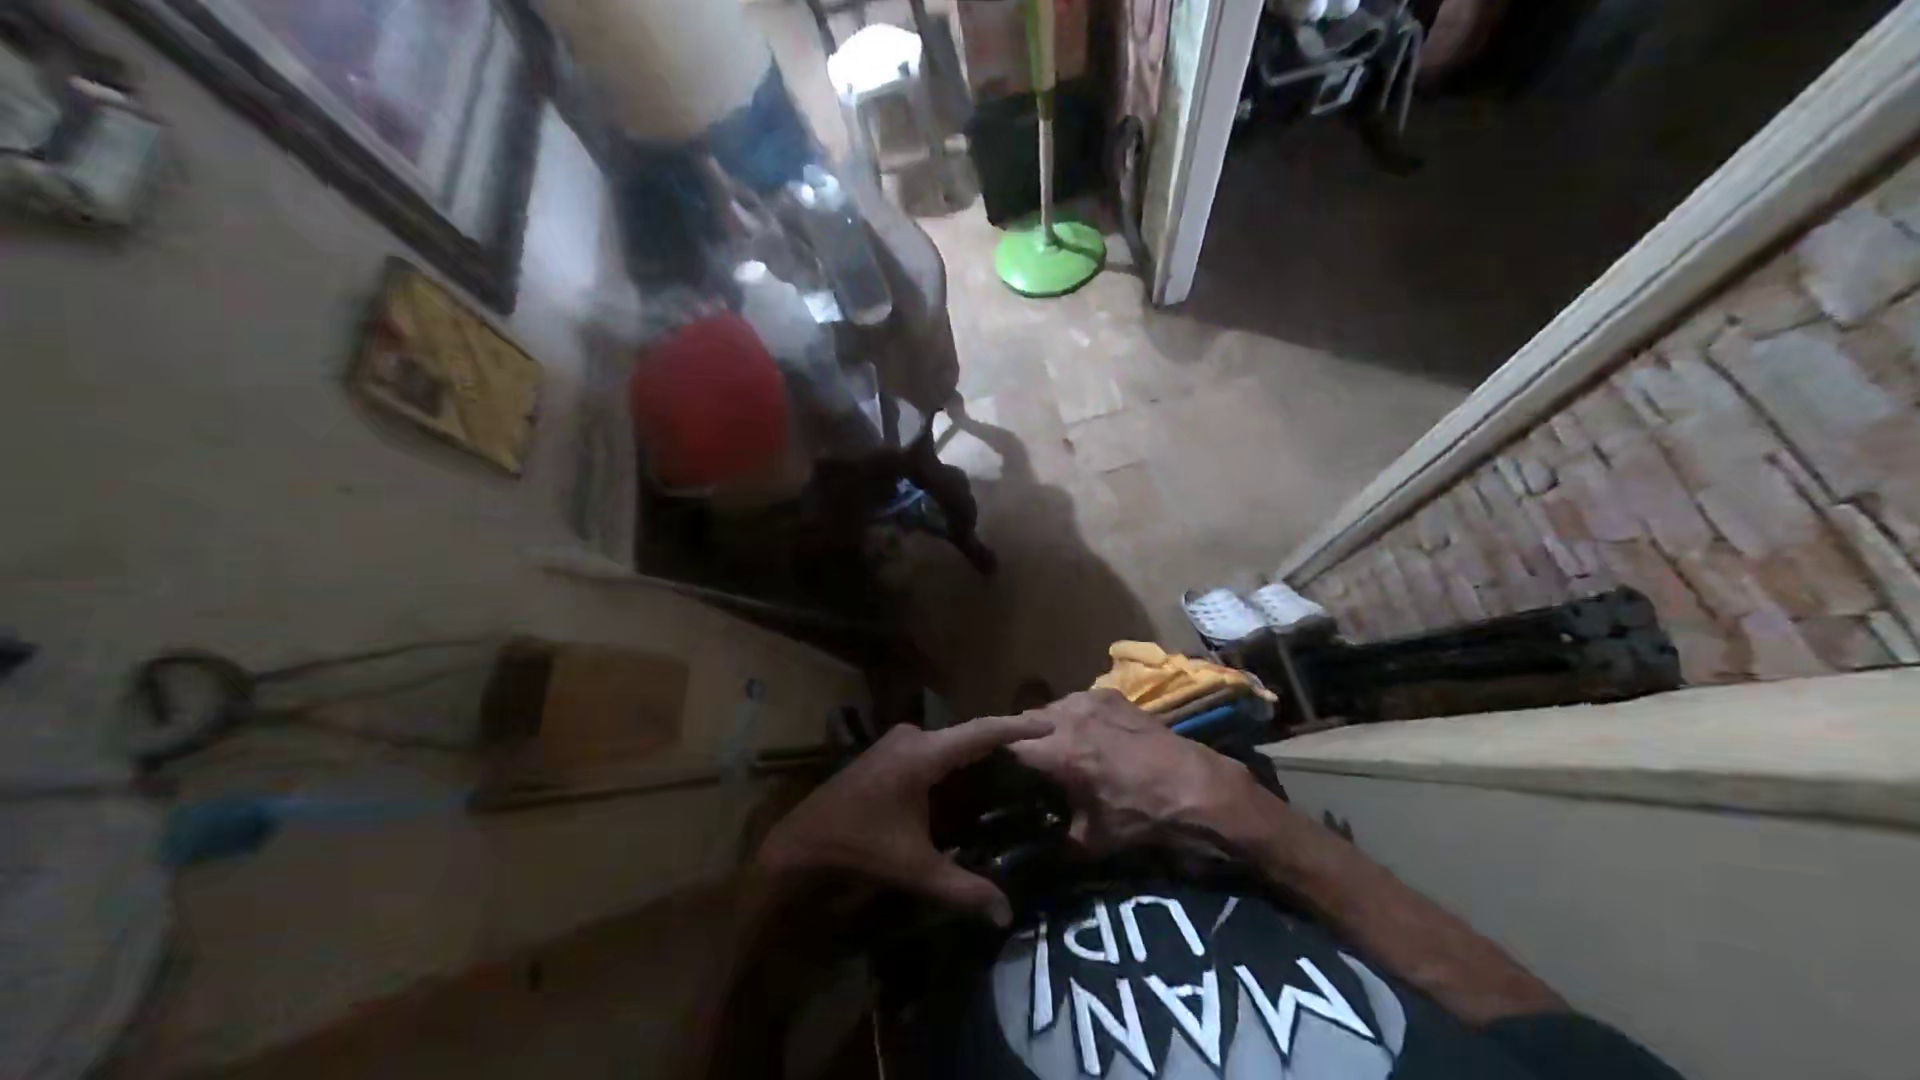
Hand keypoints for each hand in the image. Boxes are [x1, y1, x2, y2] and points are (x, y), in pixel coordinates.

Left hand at [757, 714, 1051, 926]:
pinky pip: (934, 748)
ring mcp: (896, 742)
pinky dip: (957, 758)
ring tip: (1013, 764)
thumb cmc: (859, 850)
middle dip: (1003, 741)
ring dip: (978, 751)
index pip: (980, 732)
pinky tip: (971, 776)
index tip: (1050, 722)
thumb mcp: (915, 870)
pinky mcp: (888, 752)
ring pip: (950, 741)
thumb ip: (964, 889)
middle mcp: (911, 738)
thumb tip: (1007, 914)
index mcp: (922, 755)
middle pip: (968, 734)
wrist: (800, 844)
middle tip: (1039, 752)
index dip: (1017, 726)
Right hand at [1007, 690, 1268, 852]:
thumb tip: (1025, 857)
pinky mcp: (1110, 695)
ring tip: (1049, 751)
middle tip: (1018, 767)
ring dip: (1041, 728)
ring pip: (1046, 709)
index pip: (1004, 747)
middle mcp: (1067, 716)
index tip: (986, 776)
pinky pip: (1073, 702)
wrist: (1199, 789)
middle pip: (1022, 723)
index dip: (991, 761)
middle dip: (1015, 743)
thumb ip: (1051, 845)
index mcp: (1057, 751)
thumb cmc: (1143, 817)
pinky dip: (1069, 717)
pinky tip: (1080, 736)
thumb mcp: (1090, 842)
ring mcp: (1089, 699)